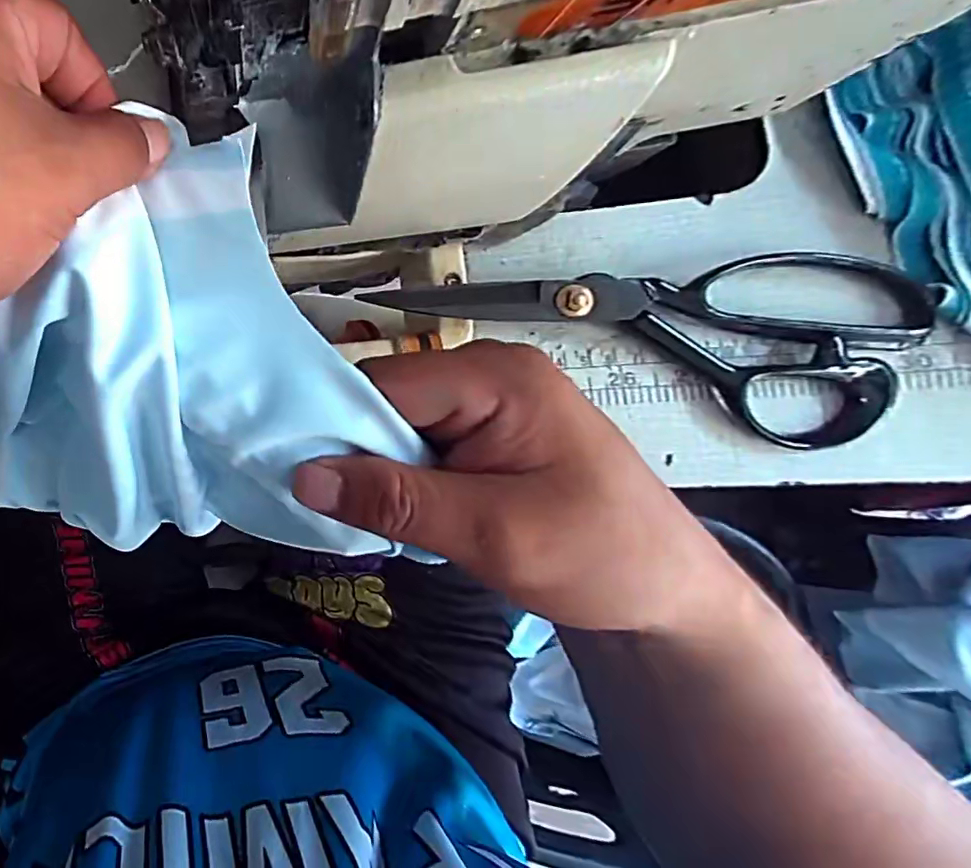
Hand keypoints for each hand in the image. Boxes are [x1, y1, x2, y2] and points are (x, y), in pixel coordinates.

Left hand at [0, 0, 167, 337]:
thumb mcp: (67, 174)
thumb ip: (127, 147)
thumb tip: (150, 138)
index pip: (71, 43)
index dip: (100, 109)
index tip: (101, 165)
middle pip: (28, 79)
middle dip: (56, 142)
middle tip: (57, 195)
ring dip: (17, 168)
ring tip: (8, 216)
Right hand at [291, 341, 747, 632]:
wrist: (667, 595)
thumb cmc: (603, 556)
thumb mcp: (495, 533)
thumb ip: (397, 501)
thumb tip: (305, 479)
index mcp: (497, 376)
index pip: (386, 383)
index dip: (339, 426)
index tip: (303, 475)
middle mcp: (484, 374)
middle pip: (385, 399)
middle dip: (358, 453)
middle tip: (339, 506)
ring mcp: (483, 402)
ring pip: (393, 424)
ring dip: (377, 470)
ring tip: (371, 514)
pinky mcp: (480, 432)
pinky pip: (414, 442)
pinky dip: (397, 477)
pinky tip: (397, 508)